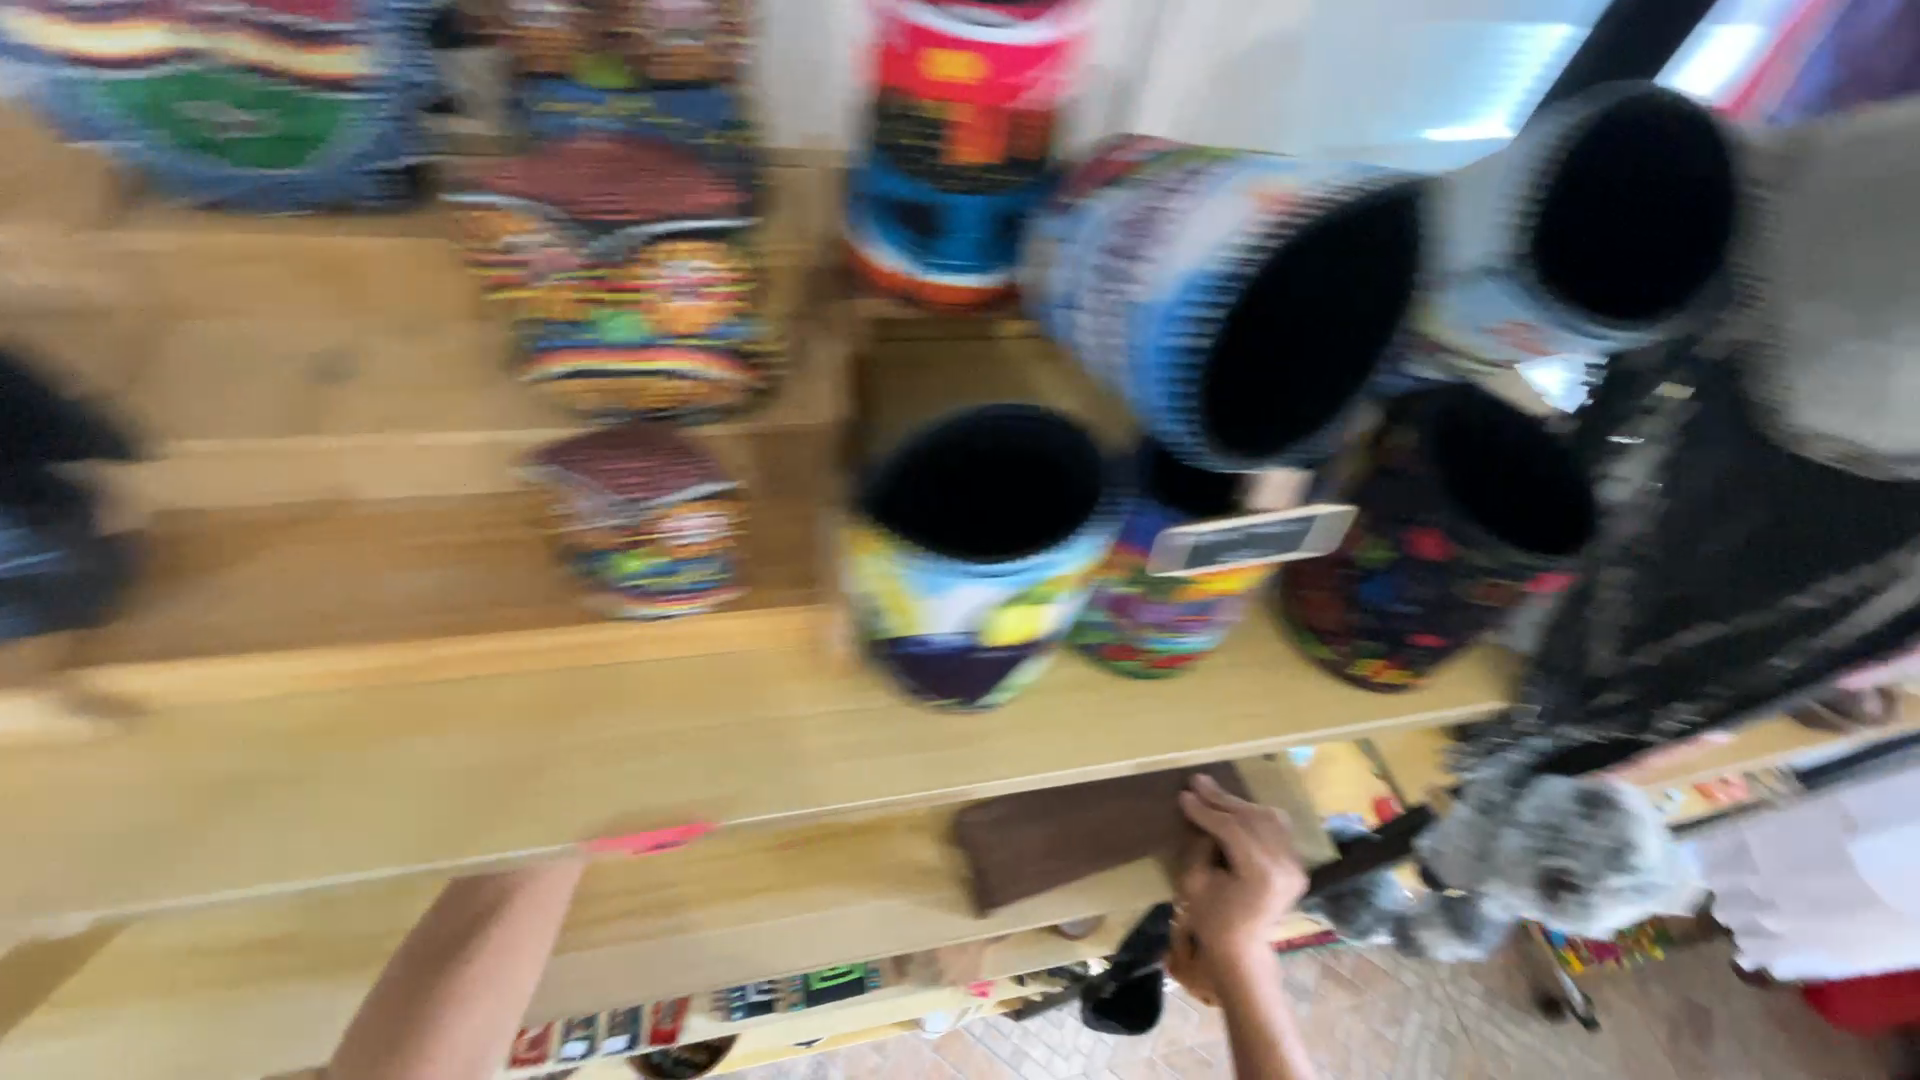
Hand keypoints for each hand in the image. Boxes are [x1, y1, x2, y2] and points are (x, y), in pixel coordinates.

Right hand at [1177, 774, 1308, 957]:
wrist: (1243, 950)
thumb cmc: (1212, 921)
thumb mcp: (1194, 883)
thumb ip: (1200, 845)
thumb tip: (1202, 816)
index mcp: (1261, 875)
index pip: (1232, 829)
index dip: (1206, 810)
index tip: (1183, 795)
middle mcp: (1285, 866)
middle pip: (1252, 818)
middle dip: (1222, 799)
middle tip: (1196, 782)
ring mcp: (1295, 866)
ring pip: (1268, 818)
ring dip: (1238, 804)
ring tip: (1212, 793)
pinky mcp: (1296, 865)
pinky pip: (1277, 828)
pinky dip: (1254, 815)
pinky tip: (1234, 808)